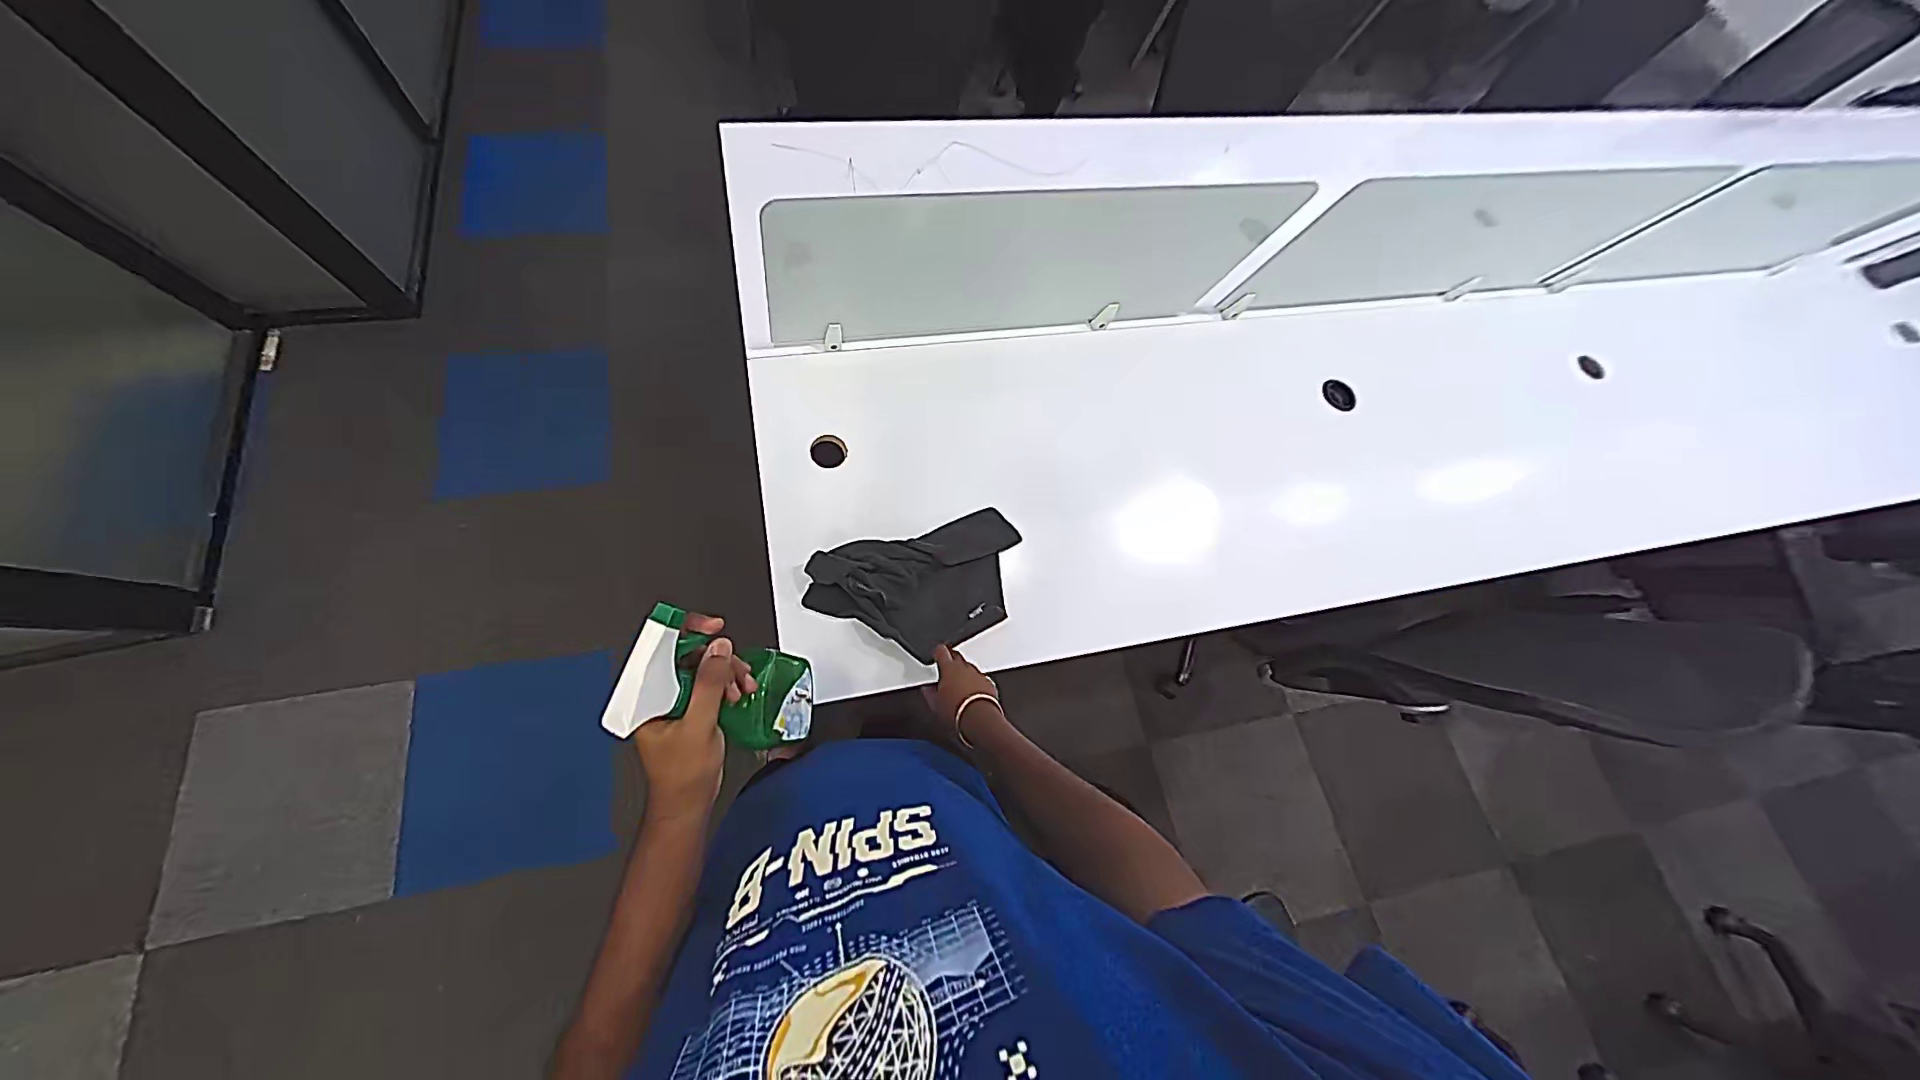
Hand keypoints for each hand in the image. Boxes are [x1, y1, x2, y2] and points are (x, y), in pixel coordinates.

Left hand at [633, 614, 755, 820]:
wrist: (687, 804)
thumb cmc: (681, 777)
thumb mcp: (699, 725)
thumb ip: (708, 684)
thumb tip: (718, 651)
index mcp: (646, 698)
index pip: (661, 649)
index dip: (687, 631)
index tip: (712, 627)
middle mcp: (656, 696)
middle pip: (686, 655)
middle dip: (717, 658)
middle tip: (735, 666)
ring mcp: (673, 702)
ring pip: (701, 667)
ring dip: (726, 672)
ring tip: (739, 686)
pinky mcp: (688, 708)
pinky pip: (708, 682)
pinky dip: (726, 683)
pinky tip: (737, 692)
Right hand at [919, 645, 1002, 742]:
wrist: (979, 718)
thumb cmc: (957, 710)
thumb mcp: (935, 703)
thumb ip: (929, 692)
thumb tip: (927, 689)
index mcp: (949, 668)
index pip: (941, 651)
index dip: (938, 651)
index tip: (936, 654)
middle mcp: (965, 667)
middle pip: (957, 656)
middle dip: (952, 660)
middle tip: (947, 671)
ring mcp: (978, 674)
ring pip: (969, 668)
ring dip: (964, 673)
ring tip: (959, 686)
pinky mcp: (988, 683)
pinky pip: (980, 679)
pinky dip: (976, 683)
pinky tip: (972, 694)